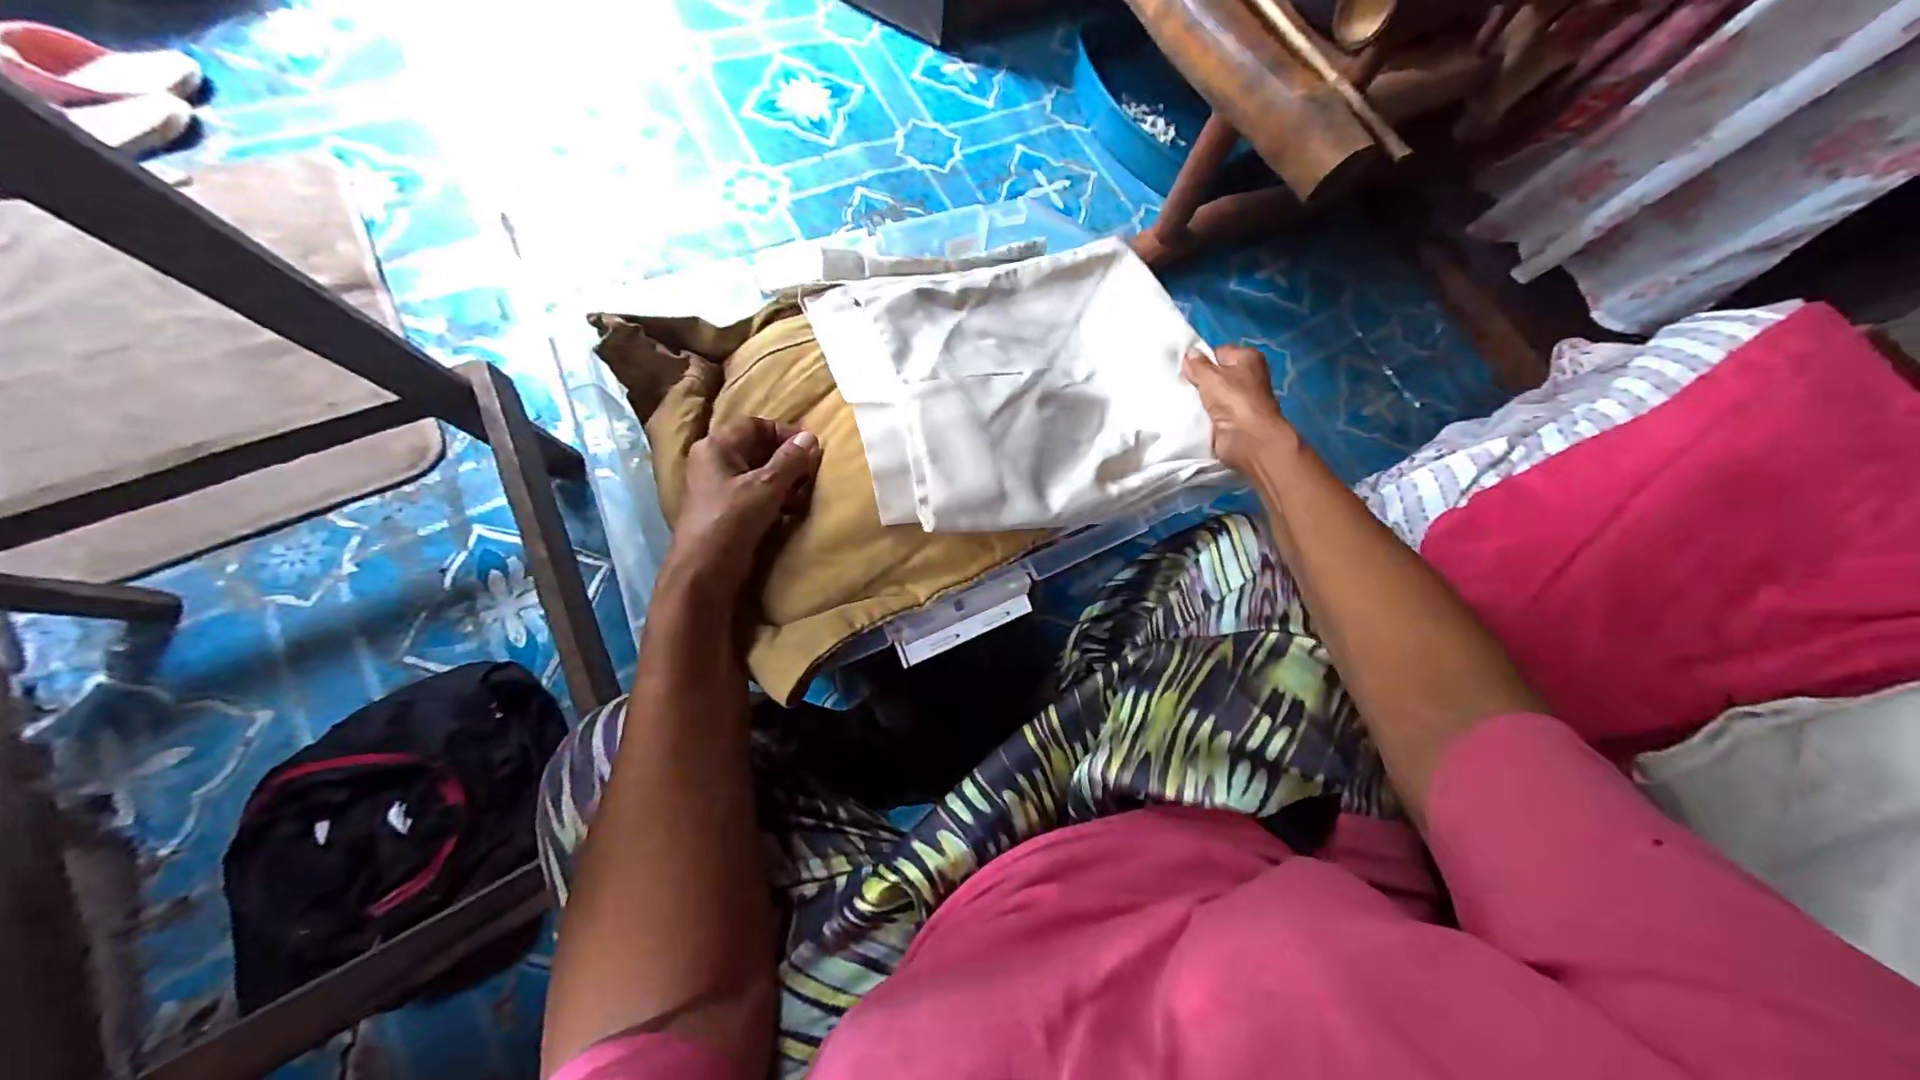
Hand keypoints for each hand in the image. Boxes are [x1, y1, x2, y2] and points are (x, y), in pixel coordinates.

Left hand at [666, 417, 821, 596]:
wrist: (704, 569)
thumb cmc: (733, 520)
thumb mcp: (766, 487)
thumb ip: (790, 461)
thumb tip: (811, 438)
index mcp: (716, 447)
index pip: (755, 425)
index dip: (784, 433)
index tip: (810, 448)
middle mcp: (713, 461)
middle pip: (757, 448)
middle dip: (787, 458)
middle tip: (810, 472)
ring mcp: (718, 486)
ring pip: (758, 472)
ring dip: (784, 480)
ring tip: (803, 492)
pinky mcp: (726, 509)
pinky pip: (754, 492)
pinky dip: (774, 496)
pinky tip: (790, 509)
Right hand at [1182, 345, 1294, 473]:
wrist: (1247, 438)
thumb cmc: (1233, 400)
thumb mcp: (1210, 376)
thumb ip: (1197, 365)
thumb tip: (1190, 353)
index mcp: (1247, 359)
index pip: (1219, 353)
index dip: (1201, 360)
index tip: (1184, 369)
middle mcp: (1247, 376)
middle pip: (1215, 374)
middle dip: (1198, 380)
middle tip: (1180, 385)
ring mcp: (1240, 399)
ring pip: (1211, 394)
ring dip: (1198, 398)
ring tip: (1181, 399)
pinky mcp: (1233, 418)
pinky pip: (1211, 411)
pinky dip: (1202, 413)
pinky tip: (1188, 414)